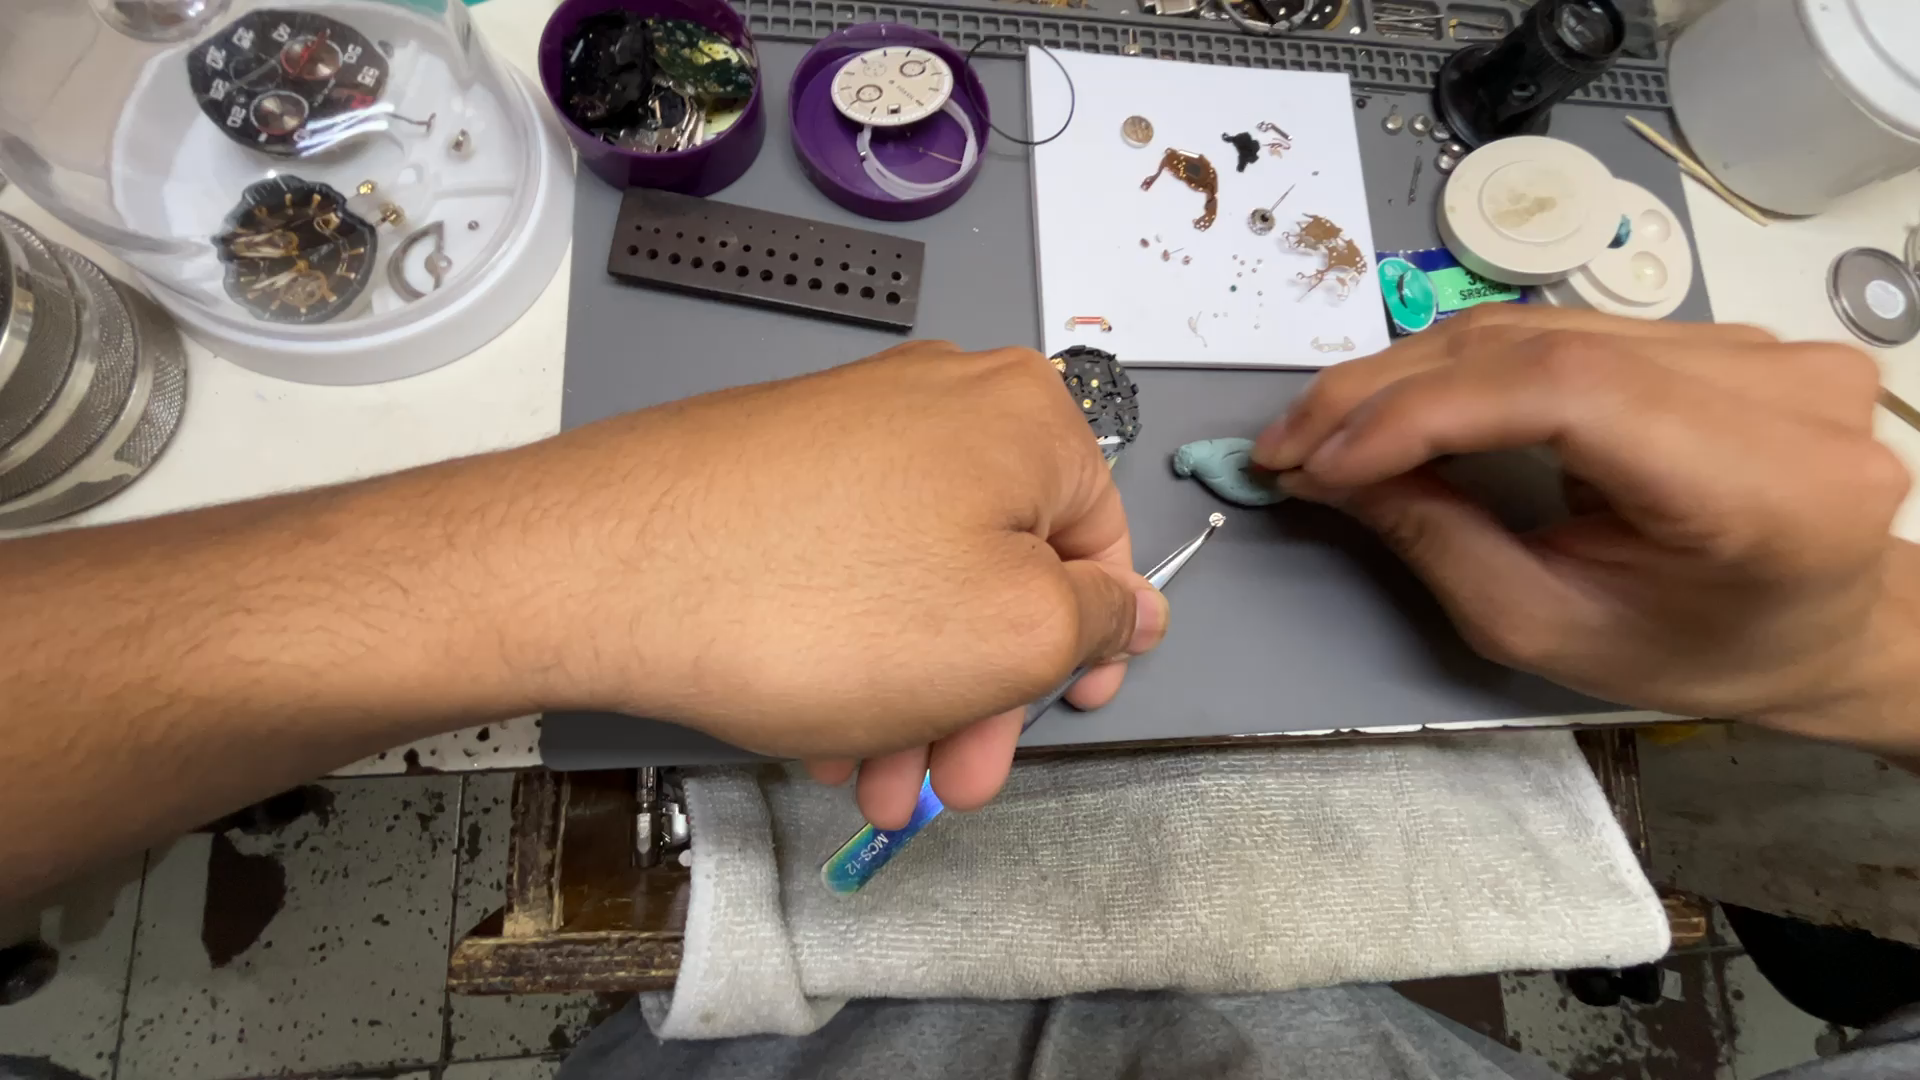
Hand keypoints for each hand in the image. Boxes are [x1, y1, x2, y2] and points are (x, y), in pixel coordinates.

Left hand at [502, 342, 1167, 826]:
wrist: (603, 568)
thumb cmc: (829, 601)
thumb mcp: (1016, 633)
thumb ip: (1099, 620)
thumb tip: (1134, 607)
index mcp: (1026, 420)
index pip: (1101, 542)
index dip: (1088, 642)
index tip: (1062, 707)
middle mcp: (946, 406)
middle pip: (1001, 572)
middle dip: (983, 692)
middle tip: (951, 777)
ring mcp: (859, 433)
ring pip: (923, 582)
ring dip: (915, 689)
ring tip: (875, 773)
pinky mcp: (790, 468)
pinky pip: (857, 567)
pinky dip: (858, 647)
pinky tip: (825, 721)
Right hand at [1251, 306, 1919, 750]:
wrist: (1813, 625)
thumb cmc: (1683, 653)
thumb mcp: (1536, 624)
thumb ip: (1431, 537)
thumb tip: (1321, 472)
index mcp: (1763, 484)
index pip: (1560, 394)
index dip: (1416, 416)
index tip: (1313, 466)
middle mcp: (1768, 384)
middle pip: (1524, 350)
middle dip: (1374, 395)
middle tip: (1281, 445)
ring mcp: (1737, 345)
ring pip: (1514, 331)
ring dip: (1388, 379)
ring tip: (1312, 430)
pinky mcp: (1692, 337)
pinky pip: (1530, 337)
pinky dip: (1433, 372)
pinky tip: (1378, 407)